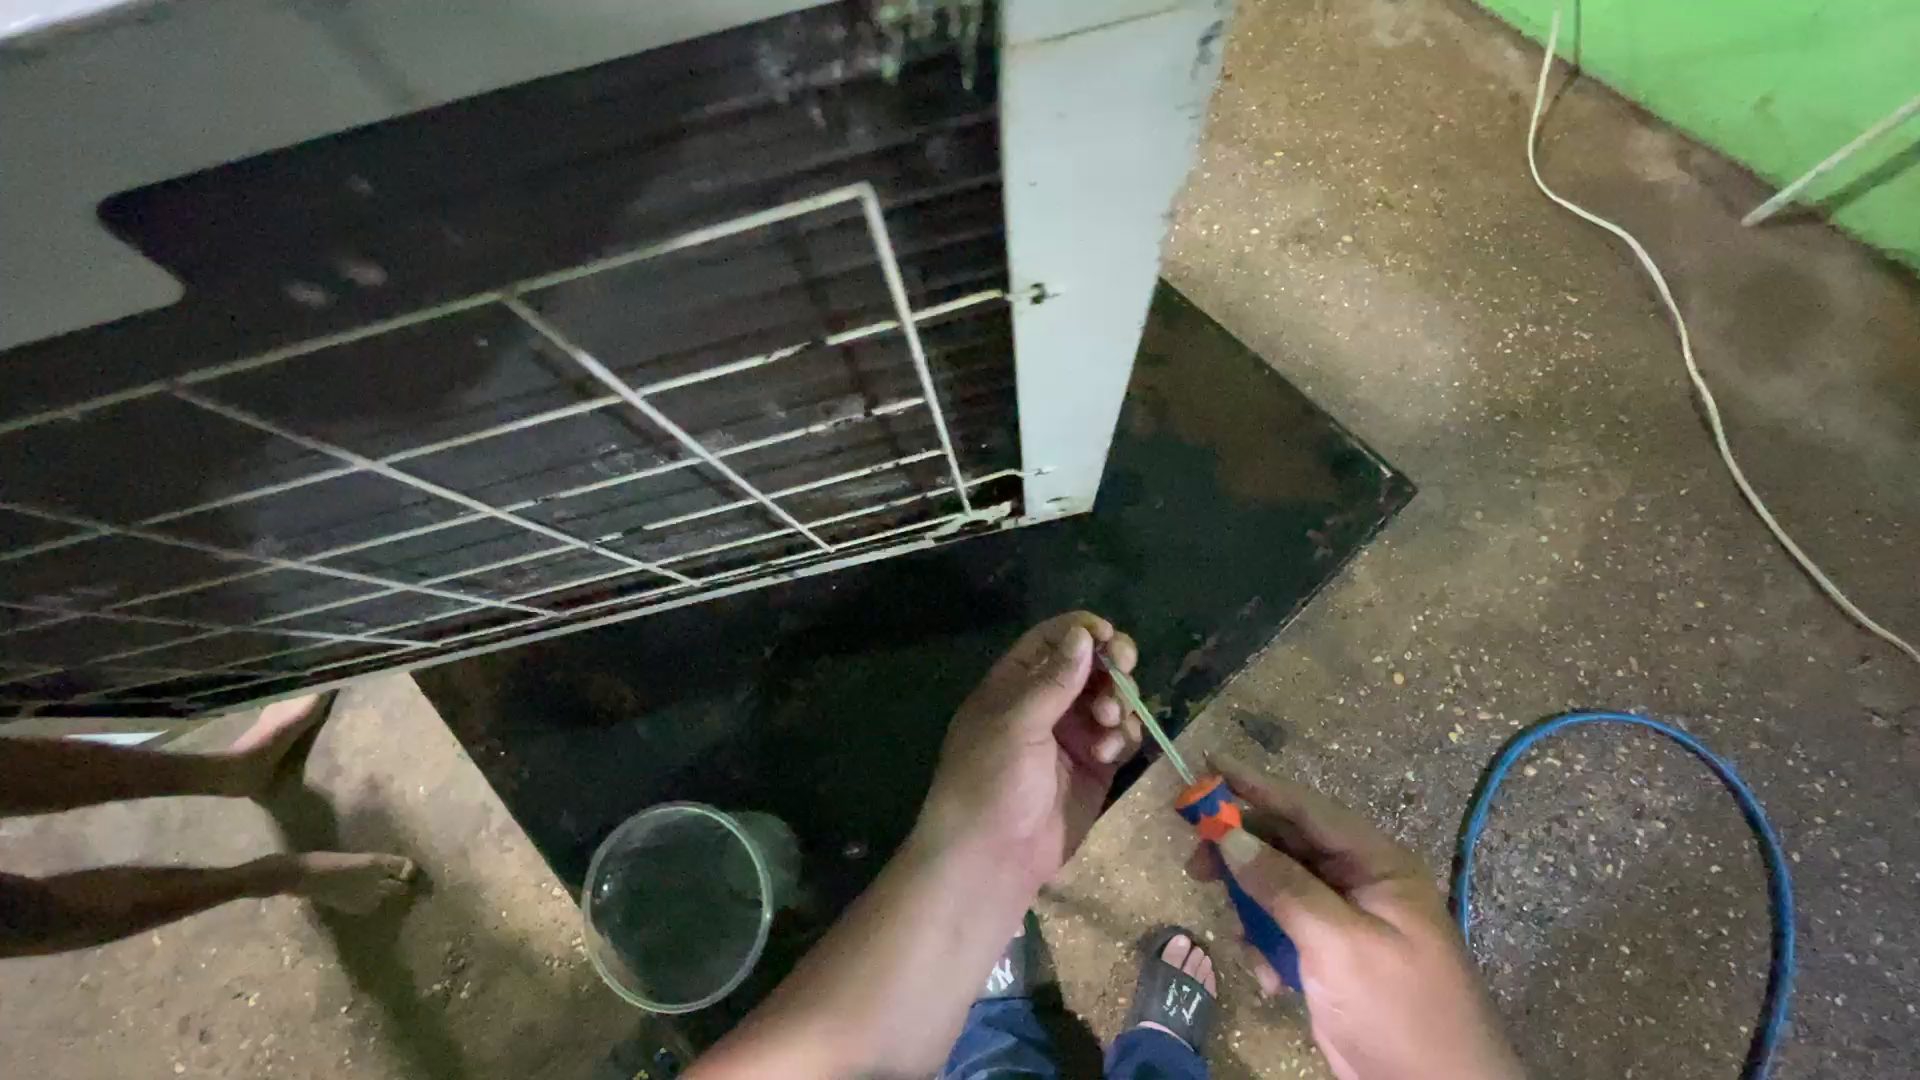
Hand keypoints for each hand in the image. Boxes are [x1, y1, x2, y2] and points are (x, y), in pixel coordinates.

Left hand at [917, 612, 1142, 886]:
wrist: (991, 857)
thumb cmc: (990, 779)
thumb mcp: (1017, 723)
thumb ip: (1054, 680)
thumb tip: (1083, 634)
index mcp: (1015, 683)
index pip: (1052, 640)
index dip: (1081, 632)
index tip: (1108, 637)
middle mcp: (1045, 704)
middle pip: (1089, 666)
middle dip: (1110, 665)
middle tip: (1123, 668)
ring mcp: (1072, 736)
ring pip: (1110, 700)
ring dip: (1117, 703)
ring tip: (1108, 724)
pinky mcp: (1095, 769)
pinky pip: (1119, 738)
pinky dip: (1121, 738)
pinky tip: (1109, 754)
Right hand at [1189, 755, 1525, 1079]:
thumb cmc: (1401, 1014)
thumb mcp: (1339, 945)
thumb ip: (1282, 885)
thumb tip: (1227, 835)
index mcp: (1376, 865)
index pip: (1306, 809)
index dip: (1255, 784)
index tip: (1208, 763)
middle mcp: (1358, 880)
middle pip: (1283, 843)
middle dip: (1240, 852)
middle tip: (1195, 860)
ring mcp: (1342, 917)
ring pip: (1274, 884)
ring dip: (1251, 909)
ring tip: (1242, 939)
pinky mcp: (1327, 953)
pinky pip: (1278, 925)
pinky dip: (1264, 945)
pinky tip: (1269, 978)